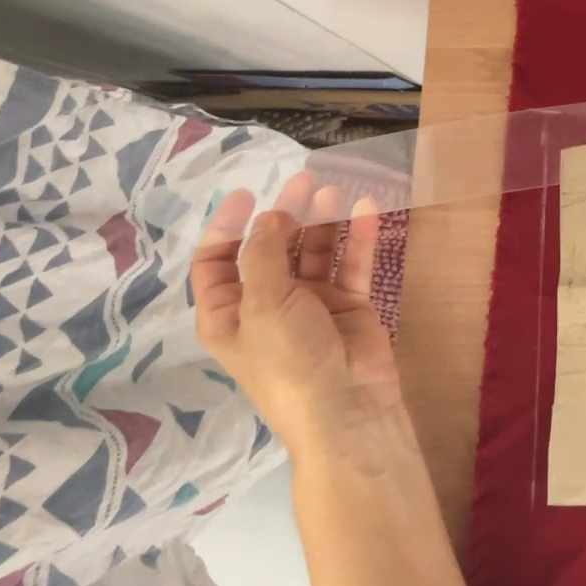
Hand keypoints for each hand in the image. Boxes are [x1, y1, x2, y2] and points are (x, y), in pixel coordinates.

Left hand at [191, 172, 401, 450]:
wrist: (347, 405)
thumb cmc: (290, 360)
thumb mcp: (262, 306)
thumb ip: (264, 255)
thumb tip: (270, 216)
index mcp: (229, 313)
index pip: (217, 261)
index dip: (226, 227)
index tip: (246, 194)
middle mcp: (268, 304)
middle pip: (272, 248)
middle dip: (285, 214)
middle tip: (304, 180)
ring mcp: (312, 303)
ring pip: (315, 251)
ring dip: (323, 220)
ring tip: (334, 189)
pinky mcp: (350, 303)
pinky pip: (353, 262)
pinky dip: (359, 236)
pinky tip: (368, 209)